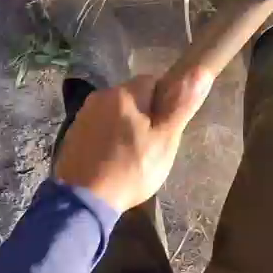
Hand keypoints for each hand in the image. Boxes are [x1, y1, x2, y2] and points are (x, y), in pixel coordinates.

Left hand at [53, 70, 212, 212]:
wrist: (84, 199)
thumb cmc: (131, 169)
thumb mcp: (164, 141)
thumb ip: (180, 106)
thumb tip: (199, 72)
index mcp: (124, 93)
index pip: (153, 82)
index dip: (164, 104)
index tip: (165, 129)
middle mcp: (100, 96)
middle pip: (132, 97)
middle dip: (144, 115)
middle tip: (151, 146)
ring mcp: (83, 114)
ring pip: (115, 112)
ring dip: (125, 126)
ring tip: (130, 156)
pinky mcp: (73, 133)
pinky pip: (98, 127)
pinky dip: (107, 138)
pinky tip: (111, 160)